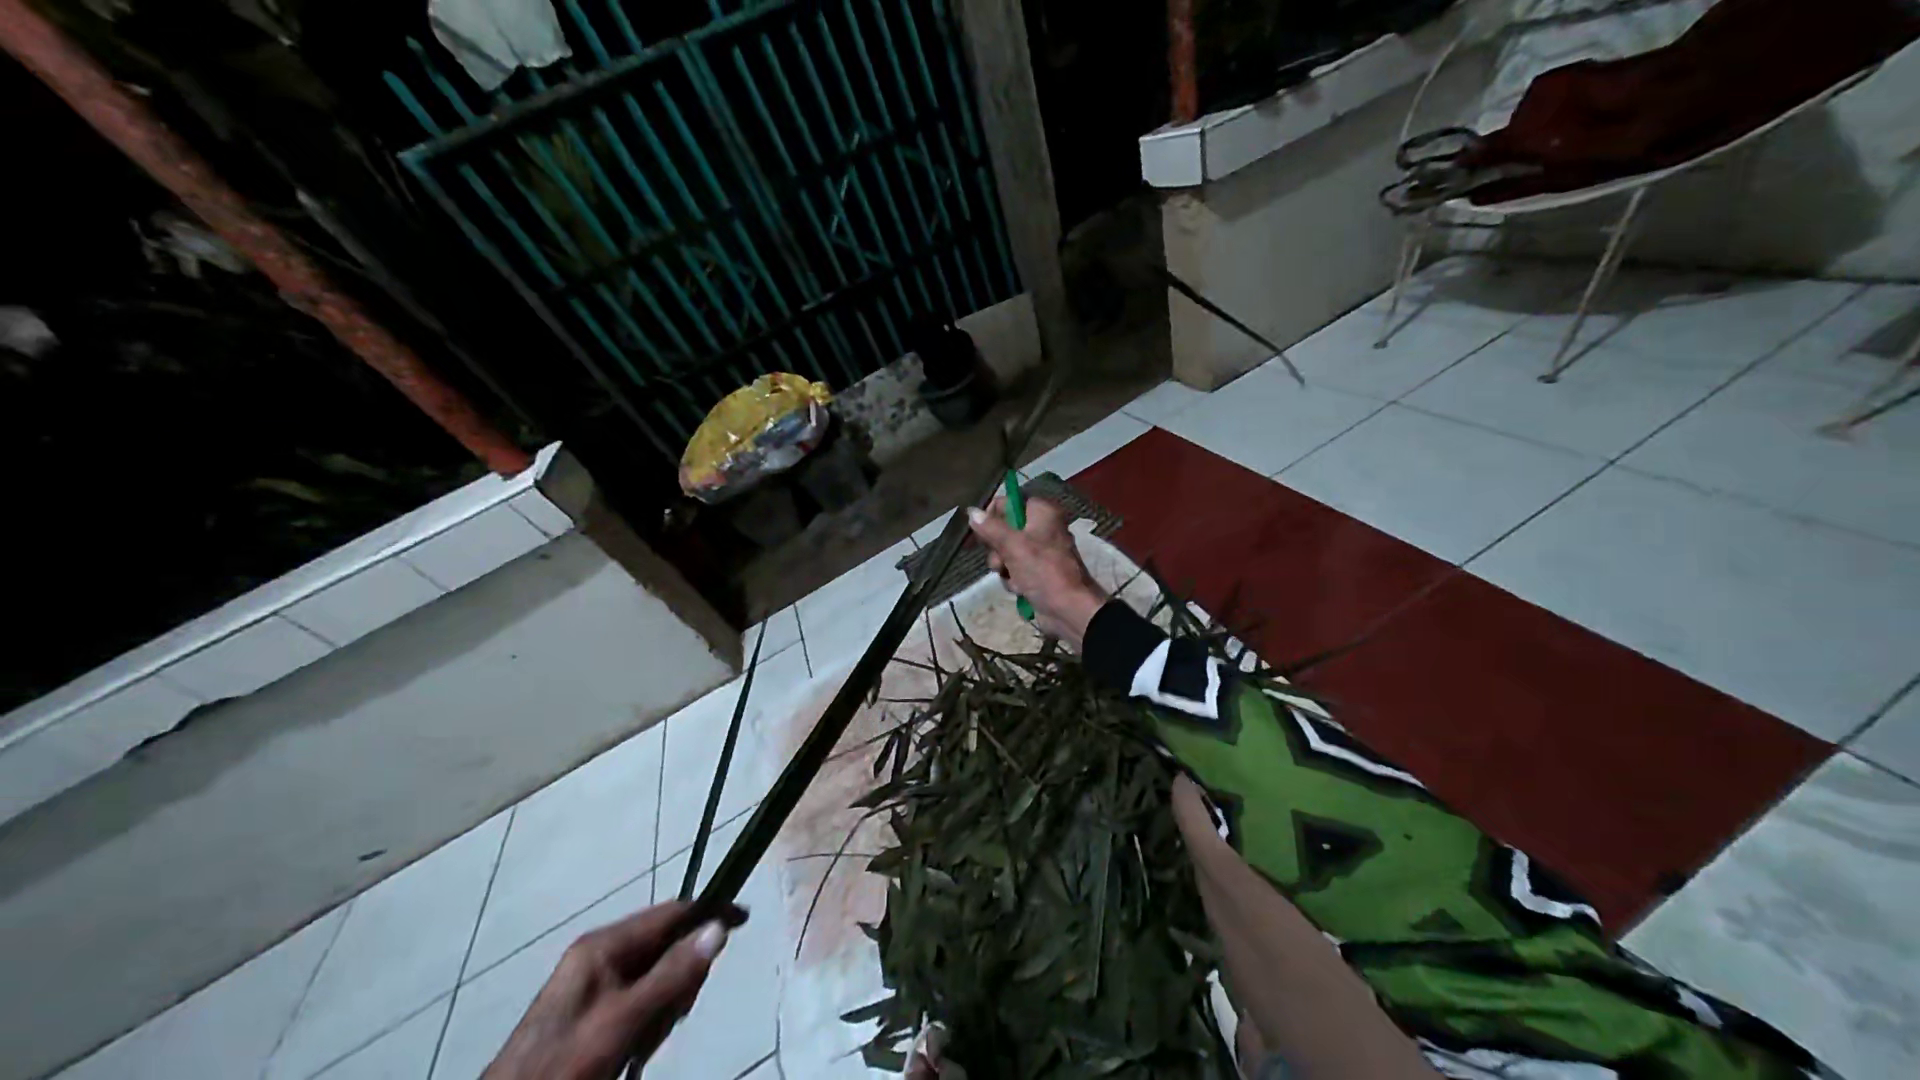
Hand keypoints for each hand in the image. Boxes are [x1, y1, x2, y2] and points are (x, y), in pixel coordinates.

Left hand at [482, 902, 742, 1079]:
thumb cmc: (562, 1066)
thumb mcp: (622, 1022)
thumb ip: (671, 976)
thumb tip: (719, 927)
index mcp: (602, 946)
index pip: (669, 913)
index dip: (707, 913)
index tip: (742, 920)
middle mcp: (599, 955)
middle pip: (666, 943)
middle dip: (682, 973)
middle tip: (676, 1013)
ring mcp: (595, 983)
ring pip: (657, 974)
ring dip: (666, 1001)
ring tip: (648, 1040)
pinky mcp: (594, 1011)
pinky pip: (641, 998)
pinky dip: (651, 1017)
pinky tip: (639, 1045)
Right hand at [966, 497, 1107, 648]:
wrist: (1069, 609)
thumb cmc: (1043, 571)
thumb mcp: (1013, 545)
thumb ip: (990, 527)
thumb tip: (972, 511)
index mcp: (1042, 513)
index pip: (1009, 502)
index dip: (992, 516)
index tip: (982, 532)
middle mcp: (1042, 528)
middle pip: (1004, 529)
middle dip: (997, 548)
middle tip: (1000, 560)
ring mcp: (1040, 552)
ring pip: (1006, 552)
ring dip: (1003, 567)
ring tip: (1011, 577)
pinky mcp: (1038, 572)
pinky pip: (1015, 569)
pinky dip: (1013, 579)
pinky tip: (1020, 589)